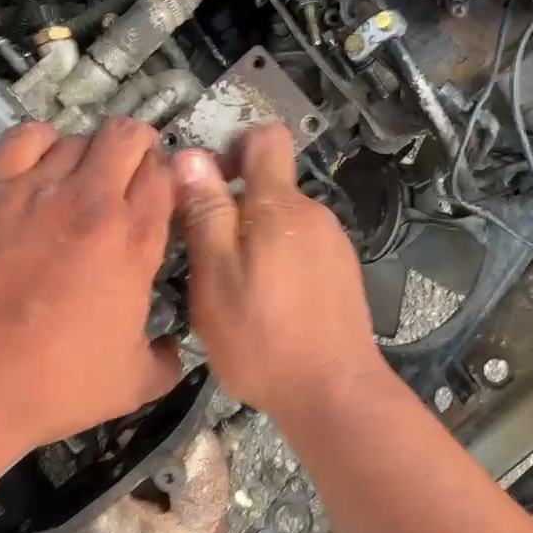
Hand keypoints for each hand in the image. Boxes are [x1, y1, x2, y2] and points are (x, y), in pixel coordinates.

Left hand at [0, 117, 180, 455]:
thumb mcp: (134, 383)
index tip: (160, 194)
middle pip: (128, 135)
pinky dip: (41, 143)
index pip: (166, 173)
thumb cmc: (55, 383)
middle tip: (128, 174)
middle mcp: (93, 202)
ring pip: (78, 136)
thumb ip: (167, 359)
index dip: (168, 175)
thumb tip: (174, 348)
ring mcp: (39, 190)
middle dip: (137, 147)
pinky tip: (40, 167)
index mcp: (135, 241)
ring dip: (88, 152)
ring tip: (80, 179)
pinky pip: (26, 138)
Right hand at [173, 123, 384, 417]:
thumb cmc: (264, 338)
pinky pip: (301, 250)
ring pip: (284, 223)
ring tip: (236, 292)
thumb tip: (190, 156)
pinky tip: (268, 308)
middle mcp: (314, 214)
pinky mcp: (342, 274)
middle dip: (235, 208)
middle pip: (270, 186)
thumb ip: (205, 214)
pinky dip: (279, 265)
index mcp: (280, 206)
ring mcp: (333, 245)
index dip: (234, 147)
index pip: (266, 139)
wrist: (335, 394)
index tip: (208, 185)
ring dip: (256, 241)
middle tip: (207, 257)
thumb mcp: (216, 278)